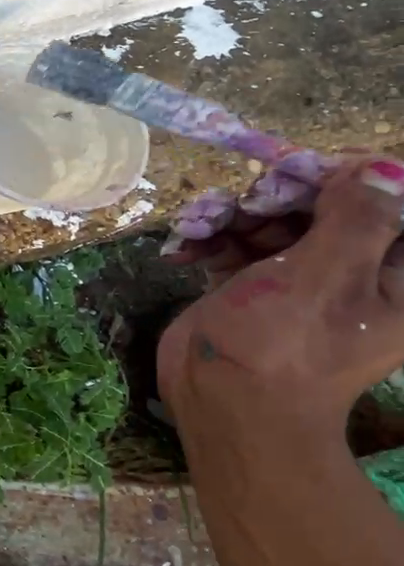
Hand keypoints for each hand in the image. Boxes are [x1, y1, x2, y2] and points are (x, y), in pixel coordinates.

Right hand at [158, 156, 403, 437]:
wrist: (227, 399)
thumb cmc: (285, 341)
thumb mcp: (322, 277)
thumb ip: (356, 220)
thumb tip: (380, 165)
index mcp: (399, 278)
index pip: (387, 205)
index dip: (339, 180)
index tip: (285, 173)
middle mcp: (357, 274)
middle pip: (321, 207)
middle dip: (268, 197)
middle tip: (232, 205)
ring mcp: (302, 281)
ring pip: (270, 221)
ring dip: (226, 216)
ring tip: (193, 228)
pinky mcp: (254, 286)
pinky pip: (236, 244)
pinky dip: (207, 240)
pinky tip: (182, 250)